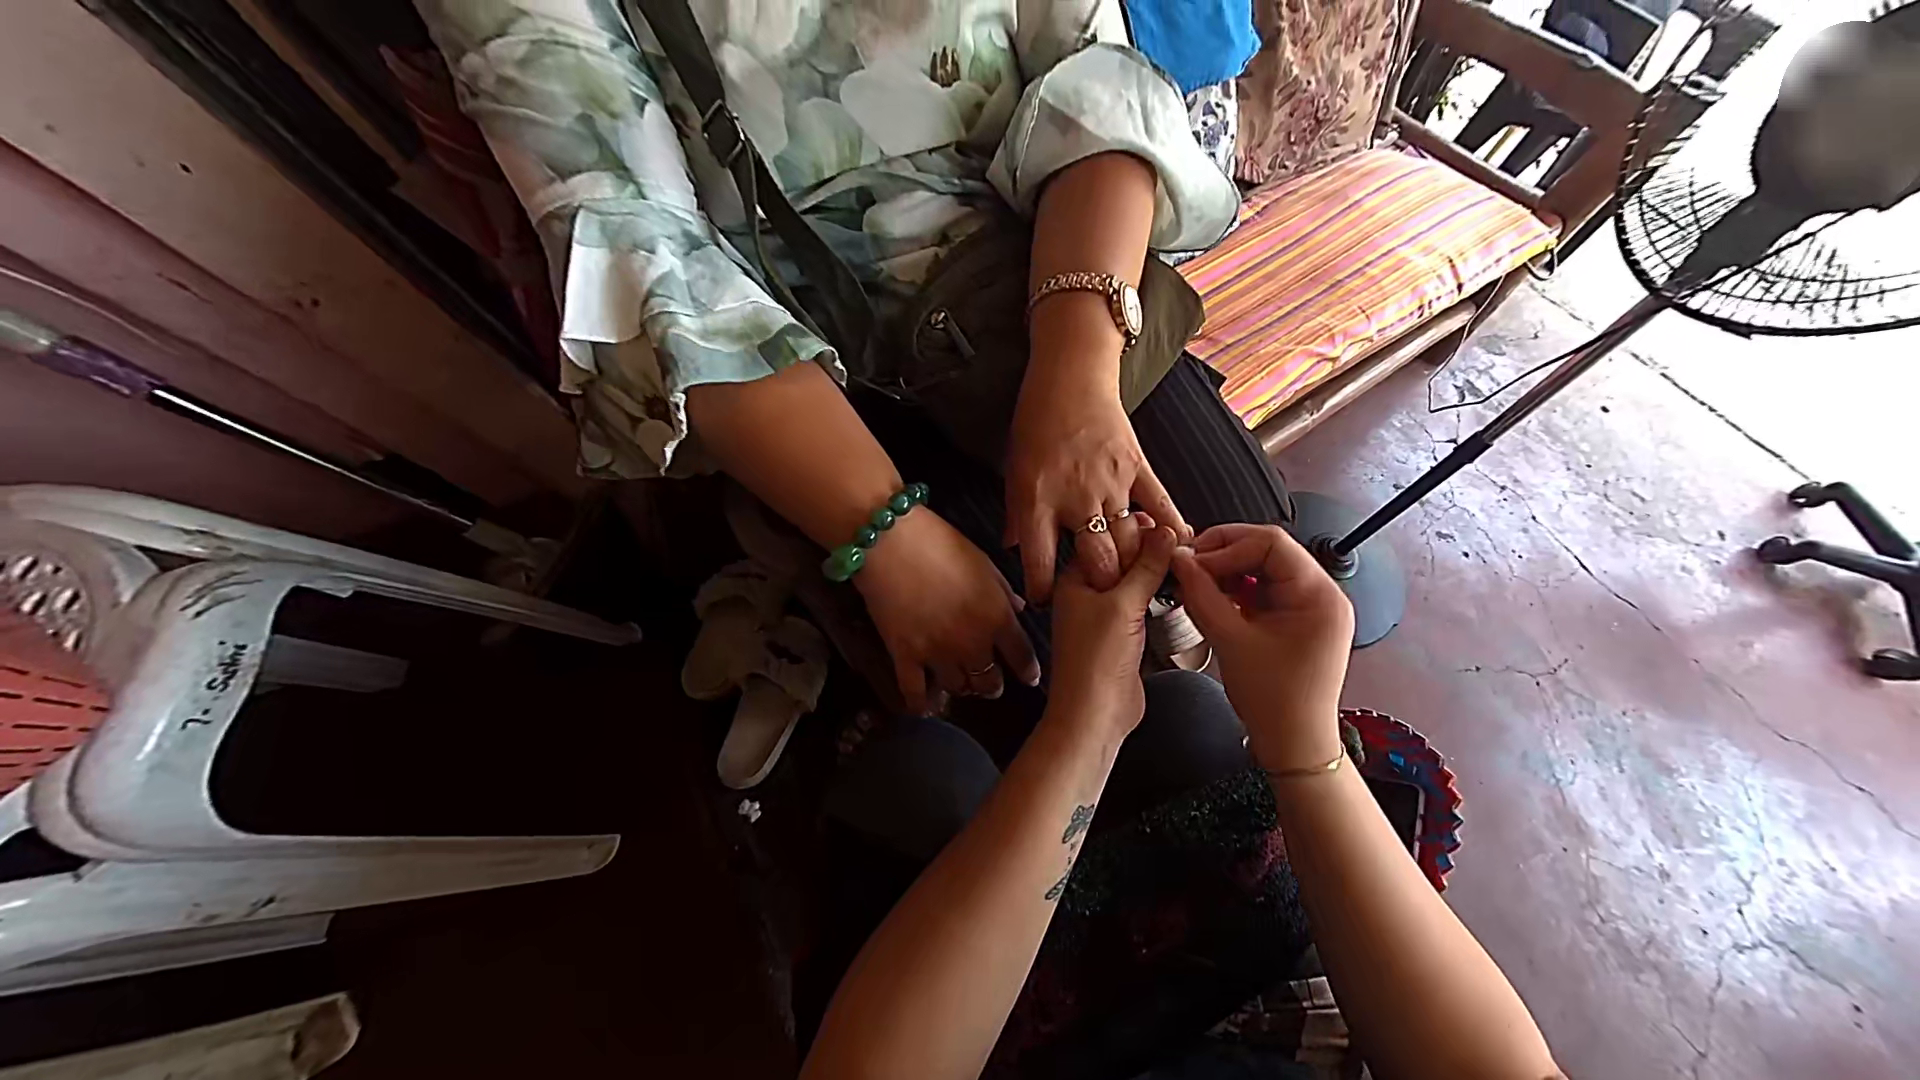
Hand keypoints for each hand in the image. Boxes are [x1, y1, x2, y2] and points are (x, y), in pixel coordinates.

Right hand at [856, 508, 1040, 714]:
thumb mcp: (983, 562)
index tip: (1029, 678)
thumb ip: (1003, 591)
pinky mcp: (904, 656)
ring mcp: (937, 653)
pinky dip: (922, 703)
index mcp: (996, 617)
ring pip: (957, 688)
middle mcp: (972, 643)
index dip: (1028, 672)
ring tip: (958, 683)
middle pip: (989, 682)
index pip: (1022, 658)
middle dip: (992, 684)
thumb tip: (1018, 608)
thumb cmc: (941, 542)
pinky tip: (926, 706)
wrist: (890, 539)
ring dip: (961, 688)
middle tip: (989, 680)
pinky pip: (915, 693)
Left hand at [1005, 360, 1186, 606]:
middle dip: (1102, 585)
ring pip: (1131, 542)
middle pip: (1098, 560)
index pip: (1039, 561)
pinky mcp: (1137, 468)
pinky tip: (1180, 547)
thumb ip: (1016, 514)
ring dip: (1135, 565)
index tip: (1046, 601)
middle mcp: (1075, 499)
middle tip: (1102, 592)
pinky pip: (1159, 505)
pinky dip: (1172, 528)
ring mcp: (1110, 484)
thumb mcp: (1014, 469)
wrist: (1070, 377)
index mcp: (1037, 500)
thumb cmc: (1036, 421)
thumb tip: (1013, 547)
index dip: (1042, 590)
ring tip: (1136, 578)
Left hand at [1048, 512, 1176, 733]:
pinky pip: (1140, 604)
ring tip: (1183, 558)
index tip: (1166, 524)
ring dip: (1156, 572)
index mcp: (1074, 579)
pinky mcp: (1121, 632)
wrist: (1095, 713)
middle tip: (1181, 540)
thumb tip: (1165, 536)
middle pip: (1121, 559)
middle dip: (1150, 550)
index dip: (1136, 530)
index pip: (1105, 538)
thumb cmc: (1092, 664)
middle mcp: (1086, 593)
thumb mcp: (1122, 605)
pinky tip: (1176, 586)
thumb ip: (1145, 567)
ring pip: (1133, 581)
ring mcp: (1104, 613)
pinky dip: (1157, 594)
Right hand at [1169, 524, 1353, 770]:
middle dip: (1224, 553)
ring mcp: (1309, 606)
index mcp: (1318, 596)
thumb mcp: (1230, 640)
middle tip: (1190, 565)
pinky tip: (1213, 597)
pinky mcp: (1295, 617)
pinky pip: (1262, 587)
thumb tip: (1181, 560)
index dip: (1226, 545)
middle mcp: (1321, 595)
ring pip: (1262, 566)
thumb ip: (1202, 593)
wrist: (1293, 742)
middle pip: (1268, 549)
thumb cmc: (1275, 701)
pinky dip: (1235, 586)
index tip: (1192, 559)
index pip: (1271, 544)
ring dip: (1227, 569)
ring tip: (1198, 582)